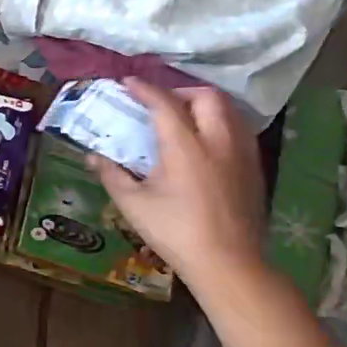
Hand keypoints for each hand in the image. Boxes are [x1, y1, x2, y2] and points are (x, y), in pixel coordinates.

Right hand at [90, 78, 266, 287]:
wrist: (228, 263)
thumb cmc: (174, 231)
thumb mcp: (132, 203)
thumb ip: (111, 173)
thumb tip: (92, 156)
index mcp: (186, 148)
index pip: (165, 104)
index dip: (144, 89)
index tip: (127, 83)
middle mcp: (218, 142)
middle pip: (208, 97)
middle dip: (181, 92)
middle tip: (159, 102)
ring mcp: (242, 155)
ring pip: (229, 111)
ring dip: (203, 106)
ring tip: (181, 118)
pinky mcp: (254, 169)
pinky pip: (238, 131)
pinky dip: (218, 124)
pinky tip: (202, 143)